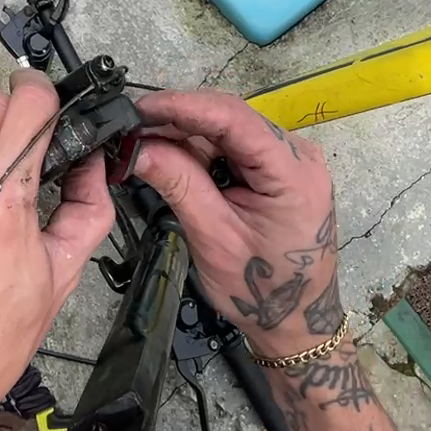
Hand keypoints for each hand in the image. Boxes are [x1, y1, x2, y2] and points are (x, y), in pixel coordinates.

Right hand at [132, 89, 340, 358]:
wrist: (296, 324)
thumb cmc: (260, 291)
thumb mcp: (213, 237)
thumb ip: (177, 183)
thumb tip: (136, 146)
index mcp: (292, 173)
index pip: (233, 118)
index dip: (183, 106)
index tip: (140, 109)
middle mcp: (297, 154)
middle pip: (230, 116)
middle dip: (178, 118)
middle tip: (133, 128)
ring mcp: (289, 158)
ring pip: (227, 126)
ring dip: (184, 132)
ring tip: (144, 142)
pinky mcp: (276, 166)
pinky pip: (232, 142)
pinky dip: (199, 146)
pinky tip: (171, 154)